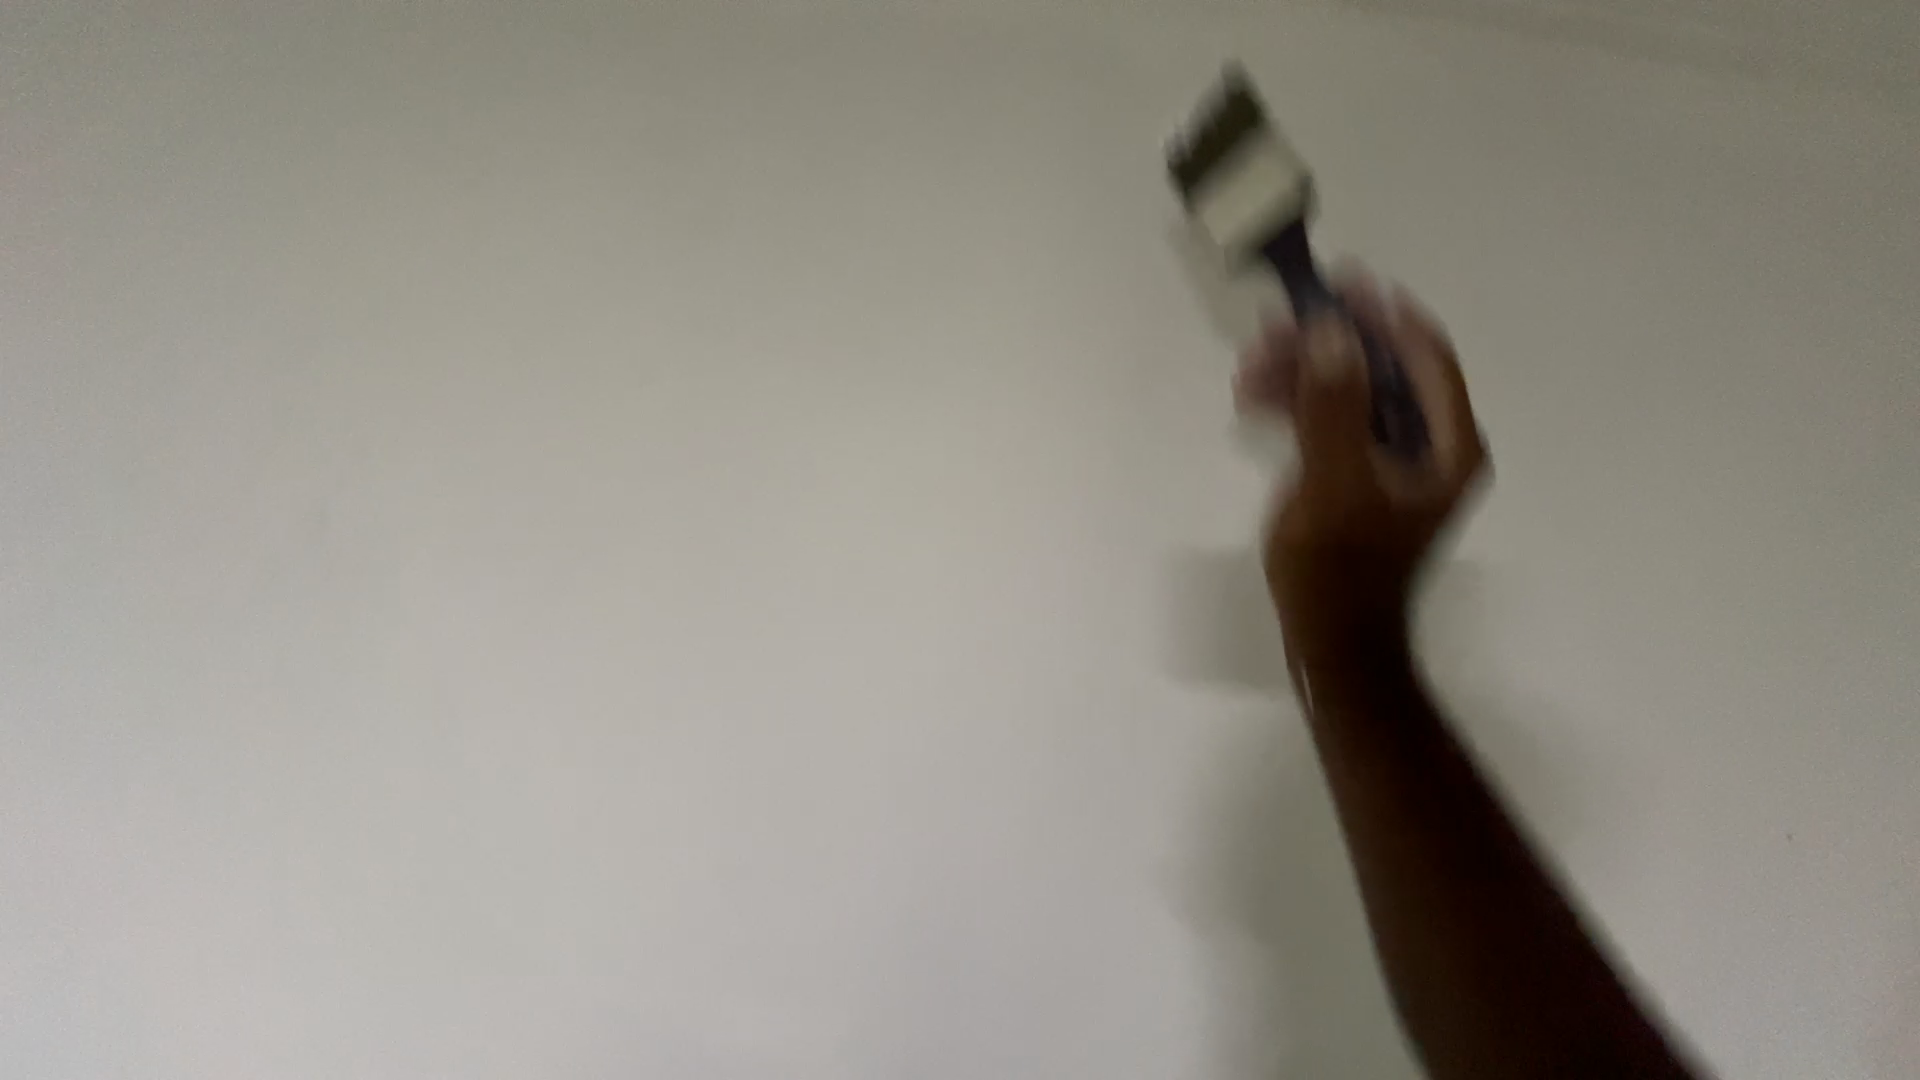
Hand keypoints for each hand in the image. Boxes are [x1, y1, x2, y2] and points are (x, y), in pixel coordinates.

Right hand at [1234, 273, 1488, 665]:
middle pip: (1379, 371)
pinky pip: (1327, 424)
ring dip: (1301, 376)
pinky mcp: (1352, 478)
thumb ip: (1335, 409)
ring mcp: (1386, 463)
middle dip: (1325, 347)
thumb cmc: (1337, 569)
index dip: (1383, 316)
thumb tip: (1331, 333)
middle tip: (1272, 329)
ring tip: (1249, 368)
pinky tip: (1256, 402)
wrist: (1328, 638)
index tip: (1341, 283)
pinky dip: (1294, 408)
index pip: (1424, 357)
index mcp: (1445, 445)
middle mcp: (1424, 445)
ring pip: (1347, 395)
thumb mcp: (1335, 484)